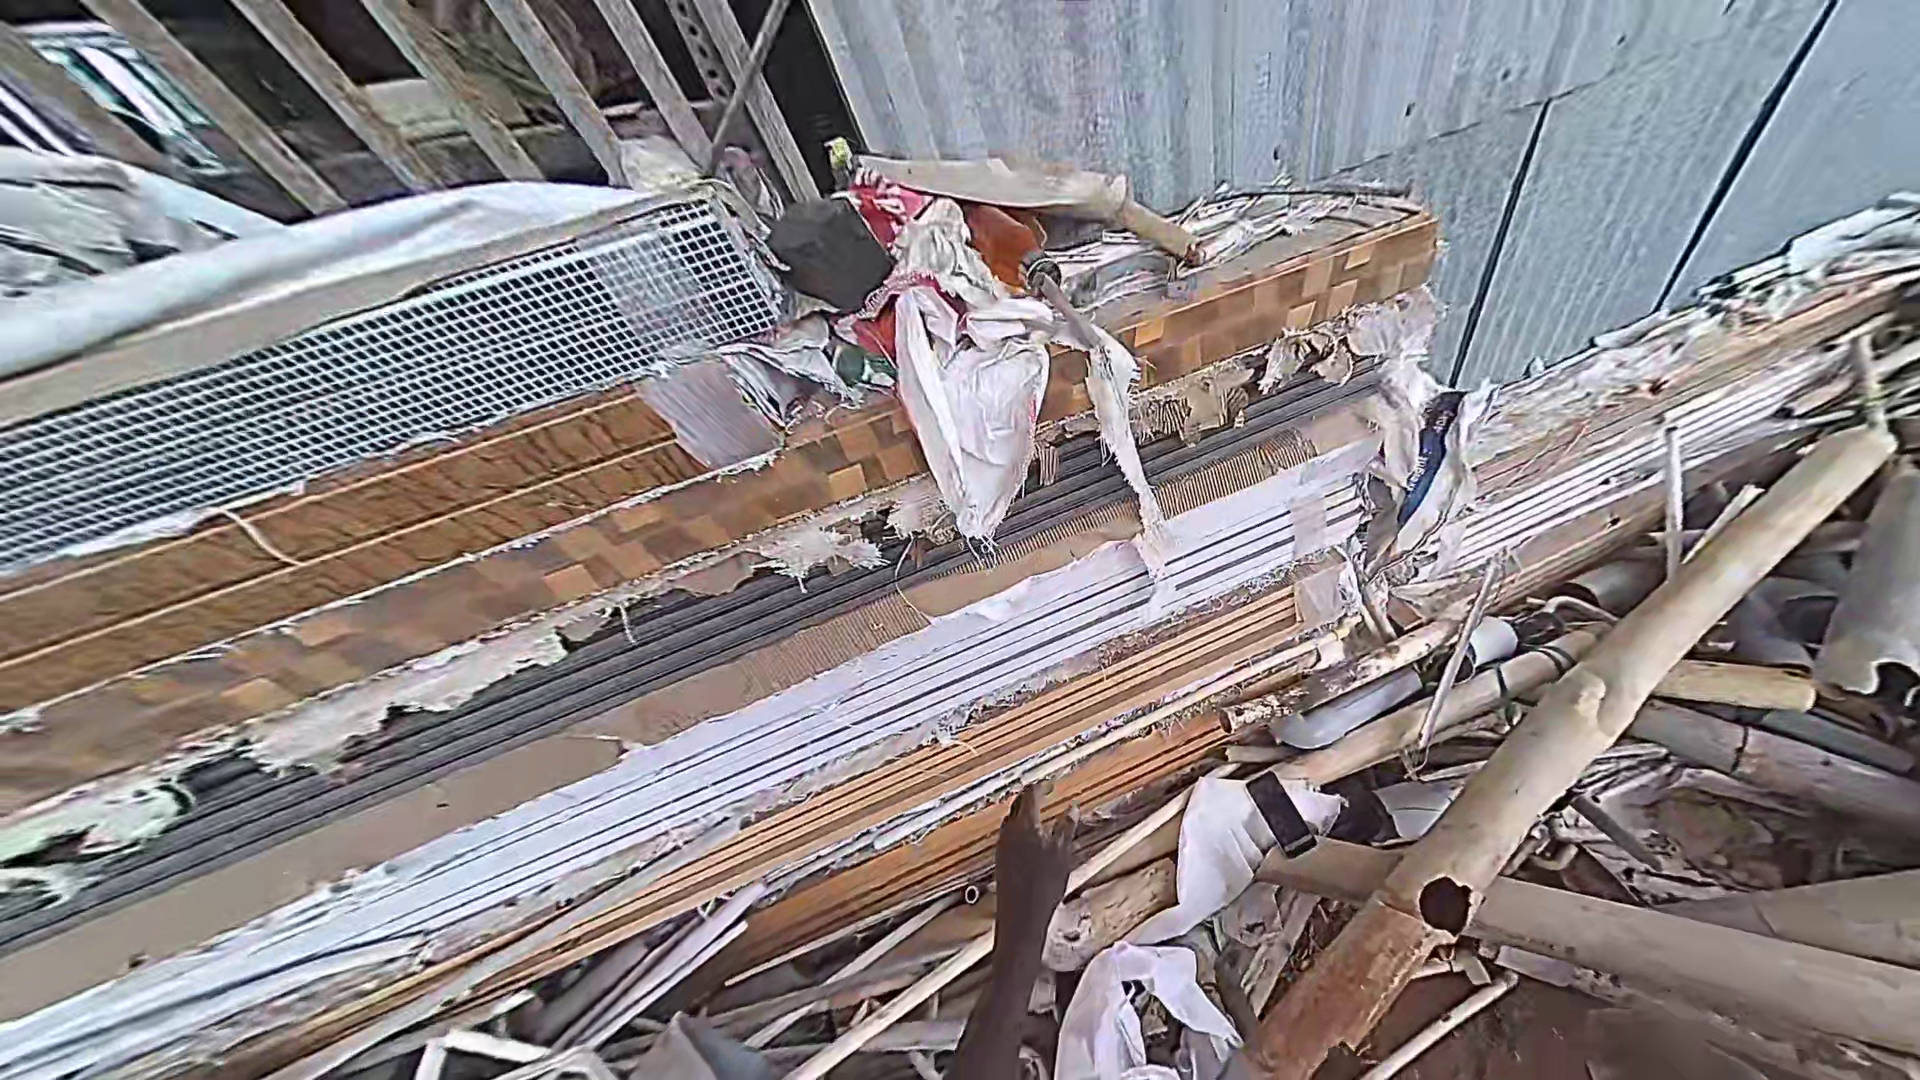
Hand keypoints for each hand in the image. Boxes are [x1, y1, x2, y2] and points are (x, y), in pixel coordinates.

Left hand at [992, 784, 1074, 938]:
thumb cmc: (1043, 885)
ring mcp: (1002, 844)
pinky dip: (1021, 827)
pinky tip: (1031, 838)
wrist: (1021, 917)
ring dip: (1025, 811)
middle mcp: (1008, 830)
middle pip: (1018, 804)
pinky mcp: (1000, 858)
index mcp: (1024, 824)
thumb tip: (1073, 809)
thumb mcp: (1062, 853)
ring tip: (1040, 814)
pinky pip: (1009, 833)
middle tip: (1045, 795)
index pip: (1030, 794)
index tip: (1052, 785)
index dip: (1041, 787)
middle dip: (1031, 796)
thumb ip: (1066, 827)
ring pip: (1012, 818)